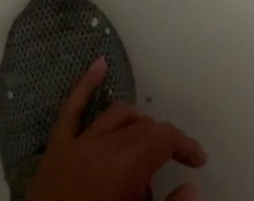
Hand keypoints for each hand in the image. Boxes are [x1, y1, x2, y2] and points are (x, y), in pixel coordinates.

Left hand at [26, 57, 206, 200]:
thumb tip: (193, 188)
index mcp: (124, 168)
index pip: (163, 138)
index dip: (185, 145)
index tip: (196, 161)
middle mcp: (101, 147)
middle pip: (142, 127)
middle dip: (161, 140)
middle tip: (170, 164)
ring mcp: (76, 144)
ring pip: (116, 115)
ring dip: (135, 122)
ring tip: (146, 141)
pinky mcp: (56, 148)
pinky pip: (71, 109)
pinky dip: (86, 85)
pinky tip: (99, 65)